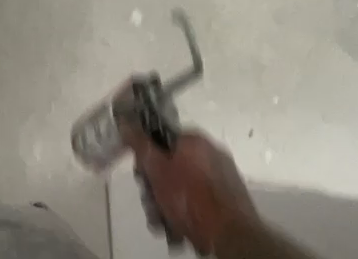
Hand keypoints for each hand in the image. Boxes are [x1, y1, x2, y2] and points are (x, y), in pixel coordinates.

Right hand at [132, 131, 257, 255]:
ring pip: (184, 186)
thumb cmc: (190, 199)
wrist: (232, 237)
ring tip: (162, 222)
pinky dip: (188, 212)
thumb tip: (125, 120)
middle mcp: (211, 154)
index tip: (141, 175)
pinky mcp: (231, 201)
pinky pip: (200, 200)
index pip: (161, 138)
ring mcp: (223, 178)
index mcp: (195, 140)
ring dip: (168, 204)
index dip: (147, 158)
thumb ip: (139, 143)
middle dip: (156, 188)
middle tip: (151, 204)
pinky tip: (179, 228)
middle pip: (172, 165)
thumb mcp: (156, 169)